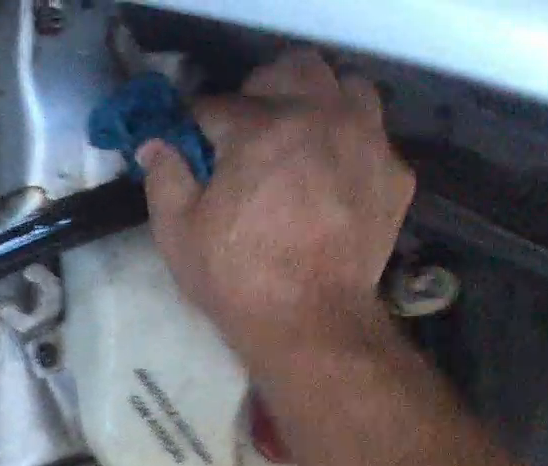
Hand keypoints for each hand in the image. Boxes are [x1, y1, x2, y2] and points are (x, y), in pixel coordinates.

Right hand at [140, 49, 415, 361]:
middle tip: (234, 131)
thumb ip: (164, 177)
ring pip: (343, 86)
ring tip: (285, 143)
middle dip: (256, 91)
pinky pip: (368, 132)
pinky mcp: (392, 169)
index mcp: (262, 131)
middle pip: (291, 69)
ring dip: (309, 103)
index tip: (179, 143)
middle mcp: (322, 118)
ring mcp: (367, 139)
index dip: (191, 123)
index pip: (217, 104)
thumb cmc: (231, 274)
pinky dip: (339, 142)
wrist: (306, 314)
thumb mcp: (176, 231)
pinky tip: (317, 178)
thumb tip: (155, 145)